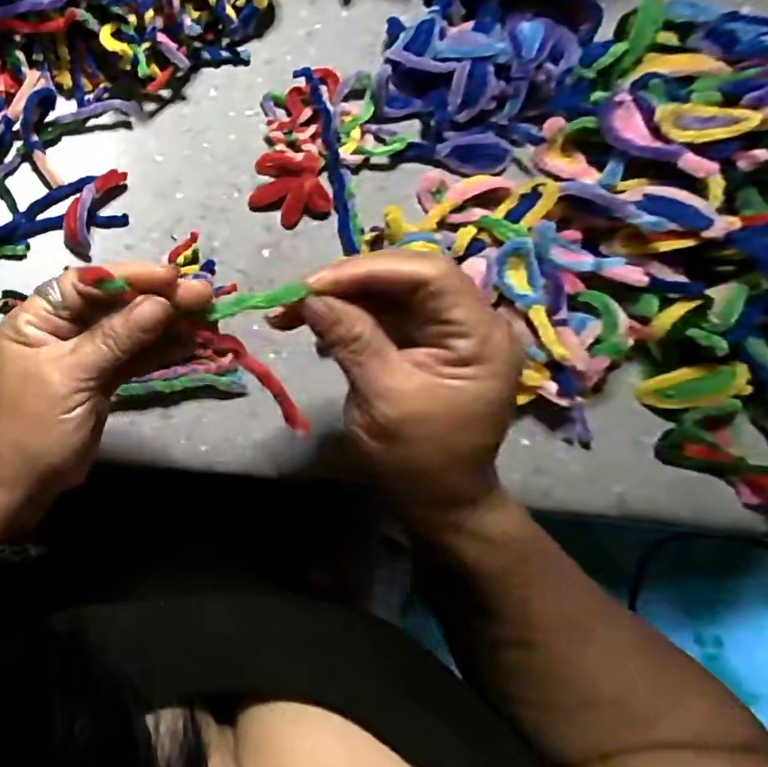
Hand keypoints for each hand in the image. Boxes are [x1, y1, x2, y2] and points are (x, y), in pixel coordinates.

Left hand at [0, 262, 211, 532]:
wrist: (25, 486)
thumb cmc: (34, 428)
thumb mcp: (71, 378)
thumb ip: (115, 339)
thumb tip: (160, 302)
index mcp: (36, 318)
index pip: (85, 283)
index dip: (128, 277)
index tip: (170, 277)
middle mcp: (59, 328)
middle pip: (112, 303)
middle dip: (157, 297)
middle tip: (203, 293)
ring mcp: (83, 352)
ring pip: (129, 328)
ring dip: (168, 321)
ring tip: (209, 312)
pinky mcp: (102, 377)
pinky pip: (134, 355)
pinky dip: (162, 348)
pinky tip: (193, 338)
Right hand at [267, 251, 520, 522]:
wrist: (436, 496)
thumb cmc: (419, 455)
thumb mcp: (383, 397)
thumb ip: (352, 340)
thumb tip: (310, 297)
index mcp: (478, 334)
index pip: (428, 274)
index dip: (368, 270)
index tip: (312, 286)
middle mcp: (465, 321)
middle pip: (403, 275)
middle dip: (345, 281)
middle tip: (293, 297)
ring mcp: (440, 329)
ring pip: (384, 290)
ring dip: (334, 297)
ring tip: (289, 314)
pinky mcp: (415, 338)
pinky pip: (376, 311)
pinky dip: (340, 314)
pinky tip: (312, 329)